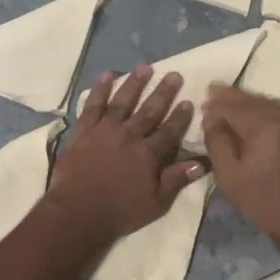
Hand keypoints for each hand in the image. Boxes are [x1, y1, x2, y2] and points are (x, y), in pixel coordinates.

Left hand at [45, 66, 205, 242]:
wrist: (77, 211)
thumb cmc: (119, 211)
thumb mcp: (156, 202)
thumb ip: (176, 180)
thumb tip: (202, 163)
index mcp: (148, 154)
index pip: (169, 131)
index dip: (180, 117)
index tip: (189, 101)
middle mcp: (129, 136)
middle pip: (149, 110)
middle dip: (163, 92)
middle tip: (174, 74)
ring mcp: (104, 131)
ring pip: (122, 101)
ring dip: (134, 84)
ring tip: (144, 68)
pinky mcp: (83, 131)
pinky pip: (92, 106)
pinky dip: (99, 90)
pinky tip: (106, 76)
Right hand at [201, 85, 279, 251]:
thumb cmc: (263, 201)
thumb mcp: (228, 174)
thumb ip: (216, 141)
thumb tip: (211, 118)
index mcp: (265, 126)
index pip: (233, 105)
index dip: (214, 104)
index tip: (200, 106)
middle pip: (251, 100)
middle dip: (230, 97)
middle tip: (211, 93)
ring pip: (267, 103)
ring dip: (247, 102)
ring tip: (228, 104)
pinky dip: (263, 109)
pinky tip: (252, 116)